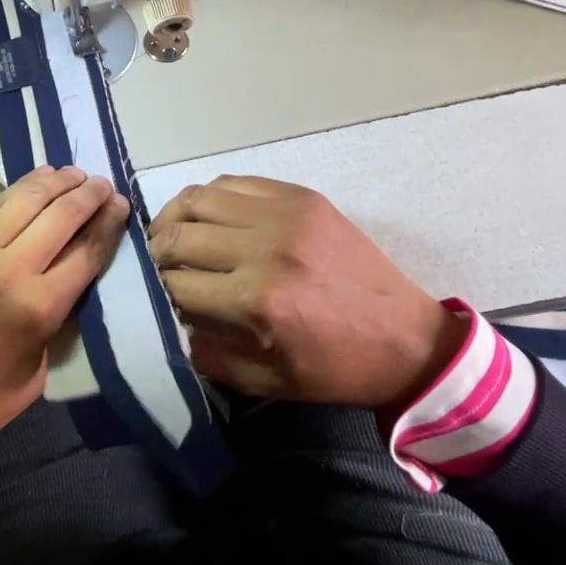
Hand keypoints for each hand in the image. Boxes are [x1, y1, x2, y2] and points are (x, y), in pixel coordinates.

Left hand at [0, 166, 129, 476]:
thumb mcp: (40, 370)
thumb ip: (60, 318)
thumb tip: (74, 276)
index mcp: (37, 307)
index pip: (86, 252)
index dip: (108, 224)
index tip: (123, 205)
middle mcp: (8, 269)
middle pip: (58, 216)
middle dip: (86, 196)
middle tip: (105, 184)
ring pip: (22, 201)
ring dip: (53, 183)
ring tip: (74, 173)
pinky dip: (18, 191)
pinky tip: (35, 184)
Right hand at [148, 176, 465, 411]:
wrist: (408, 338)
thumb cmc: (335, 367)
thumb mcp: (267, 381)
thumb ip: (207, 353)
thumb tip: (169, 319)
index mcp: (256, 301)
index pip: (175, 283)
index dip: (160, 292)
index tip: (162, 298)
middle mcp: (264, 249)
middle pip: (177, 236)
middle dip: (157, 254)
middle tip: (159, 265)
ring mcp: (283, 215)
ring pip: (197, 199)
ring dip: (173, 218)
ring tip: (173, 233)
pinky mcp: (300, 196)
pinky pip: (232, 183)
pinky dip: (209, 198)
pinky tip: (207, 216)